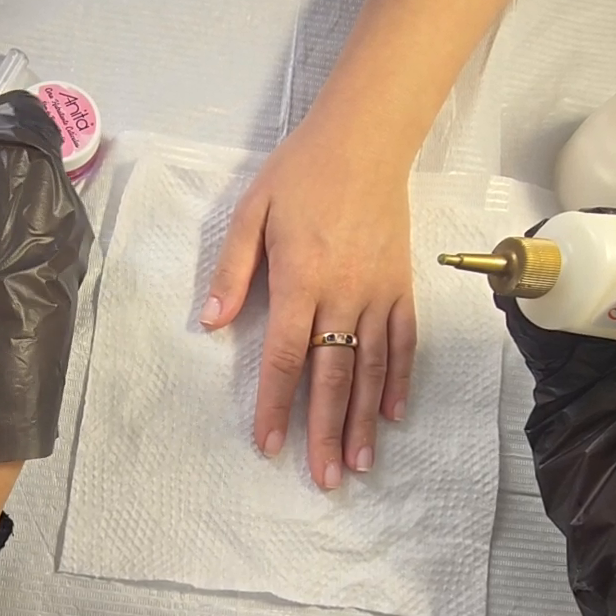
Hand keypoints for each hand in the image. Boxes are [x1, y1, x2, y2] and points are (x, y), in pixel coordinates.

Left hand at [201, 116, 416, 489]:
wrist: (366, 137)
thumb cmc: (300, 174)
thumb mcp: (250, 213)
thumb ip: (231, 272)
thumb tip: (211, 323)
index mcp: (300, 279)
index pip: (285, 357)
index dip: (275, 404)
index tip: (270, 445)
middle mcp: (343, 294)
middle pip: (332, 375)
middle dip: (324, 431)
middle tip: (323, 478)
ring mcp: (379, 292)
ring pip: (371, 368)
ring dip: (363, 419)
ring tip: (358, 463)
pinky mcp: (402, 285)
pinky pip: (404, 340)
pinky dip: (400, 379)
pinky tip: (392, 414)